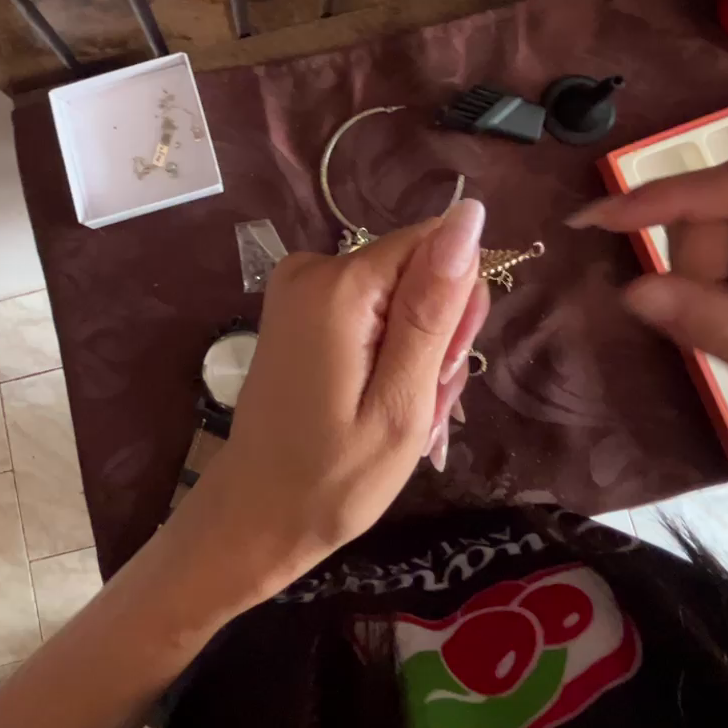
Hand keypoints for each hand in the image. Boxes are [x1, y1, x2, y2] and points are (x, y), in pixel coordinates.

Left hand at [171, 200, 490, 607]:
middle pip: (416, 269)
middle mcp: (312, 267)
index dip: (456, 304)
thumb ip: (434, 304)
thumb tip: (467, 214)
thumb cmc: (336, 478)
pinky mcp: (298, 308)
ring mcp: (299, 286)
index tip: (444, 368)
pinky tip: (382, 401)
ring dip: (416, 354)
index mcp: (339, 284)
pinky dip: (388, 354)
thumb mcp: (402, 399)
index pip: (436, 245)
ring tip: (402, 413)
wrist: (259, 514)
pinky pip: (371, 310)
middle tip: (423, 403)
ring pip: (400, 295)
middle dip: (436, 335)